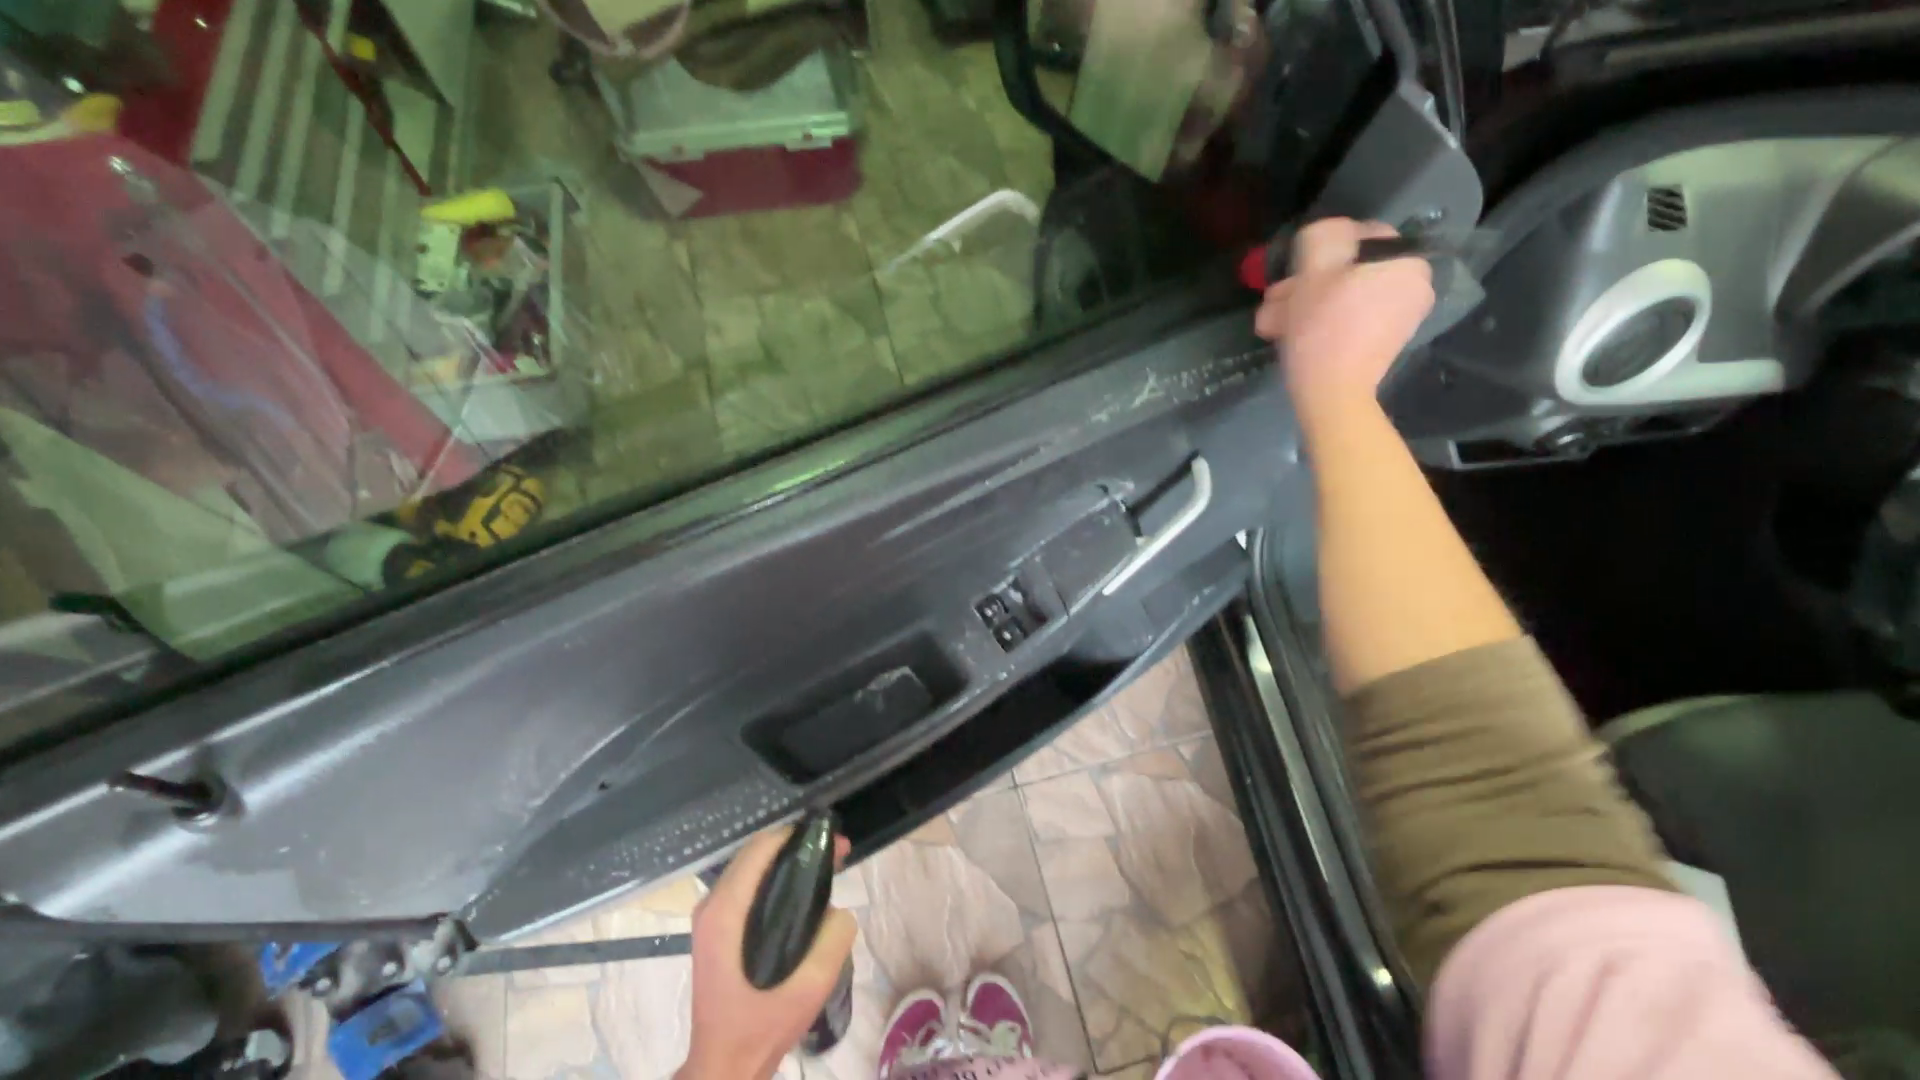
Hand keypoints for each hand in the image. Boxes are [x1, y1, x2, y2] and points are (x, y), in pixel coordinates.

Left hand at [678, 827, 857, 1079]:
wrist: (724, 1066)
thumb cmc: (761, 1026)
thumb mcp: (809, 988)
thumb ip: (832, 940)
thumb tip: (839, 911)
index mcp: (725, 912)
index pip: (761, 849)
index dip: (798, 837)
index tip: (833, 844)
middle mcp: (711, 906)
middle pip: (755, 855)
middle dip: (797, 848)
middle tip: (837, 857)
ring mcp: (710, 919)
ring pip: (750, 870)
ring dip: (786, 864)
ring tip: (825, 873)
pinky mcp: (715, 932)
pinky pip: (746, 889)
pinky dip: (774, 883)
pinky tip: (802, 898)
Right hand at [1254, 218, 1434, 411]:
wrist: (1333, 395)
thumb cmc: (1323, 328)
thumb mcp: (1315, 269)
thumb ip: (1324, 235)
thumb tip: (1327, 235)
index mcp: (1406, 261)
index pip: (1358, 235)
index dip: (1317, 251)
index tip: (1291, 274)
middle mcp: (1412, 284)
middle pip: (1348, 270)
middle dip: (1305, 285)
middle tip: (1275, 302)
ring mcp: (1400, 315)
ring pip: (1342, 295)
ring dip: (1304, 304)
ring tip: (1273, 324)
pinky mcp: (1383, 340)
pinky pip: (1350, 317)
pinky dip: (1322, 321)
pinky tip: (1291, 333)